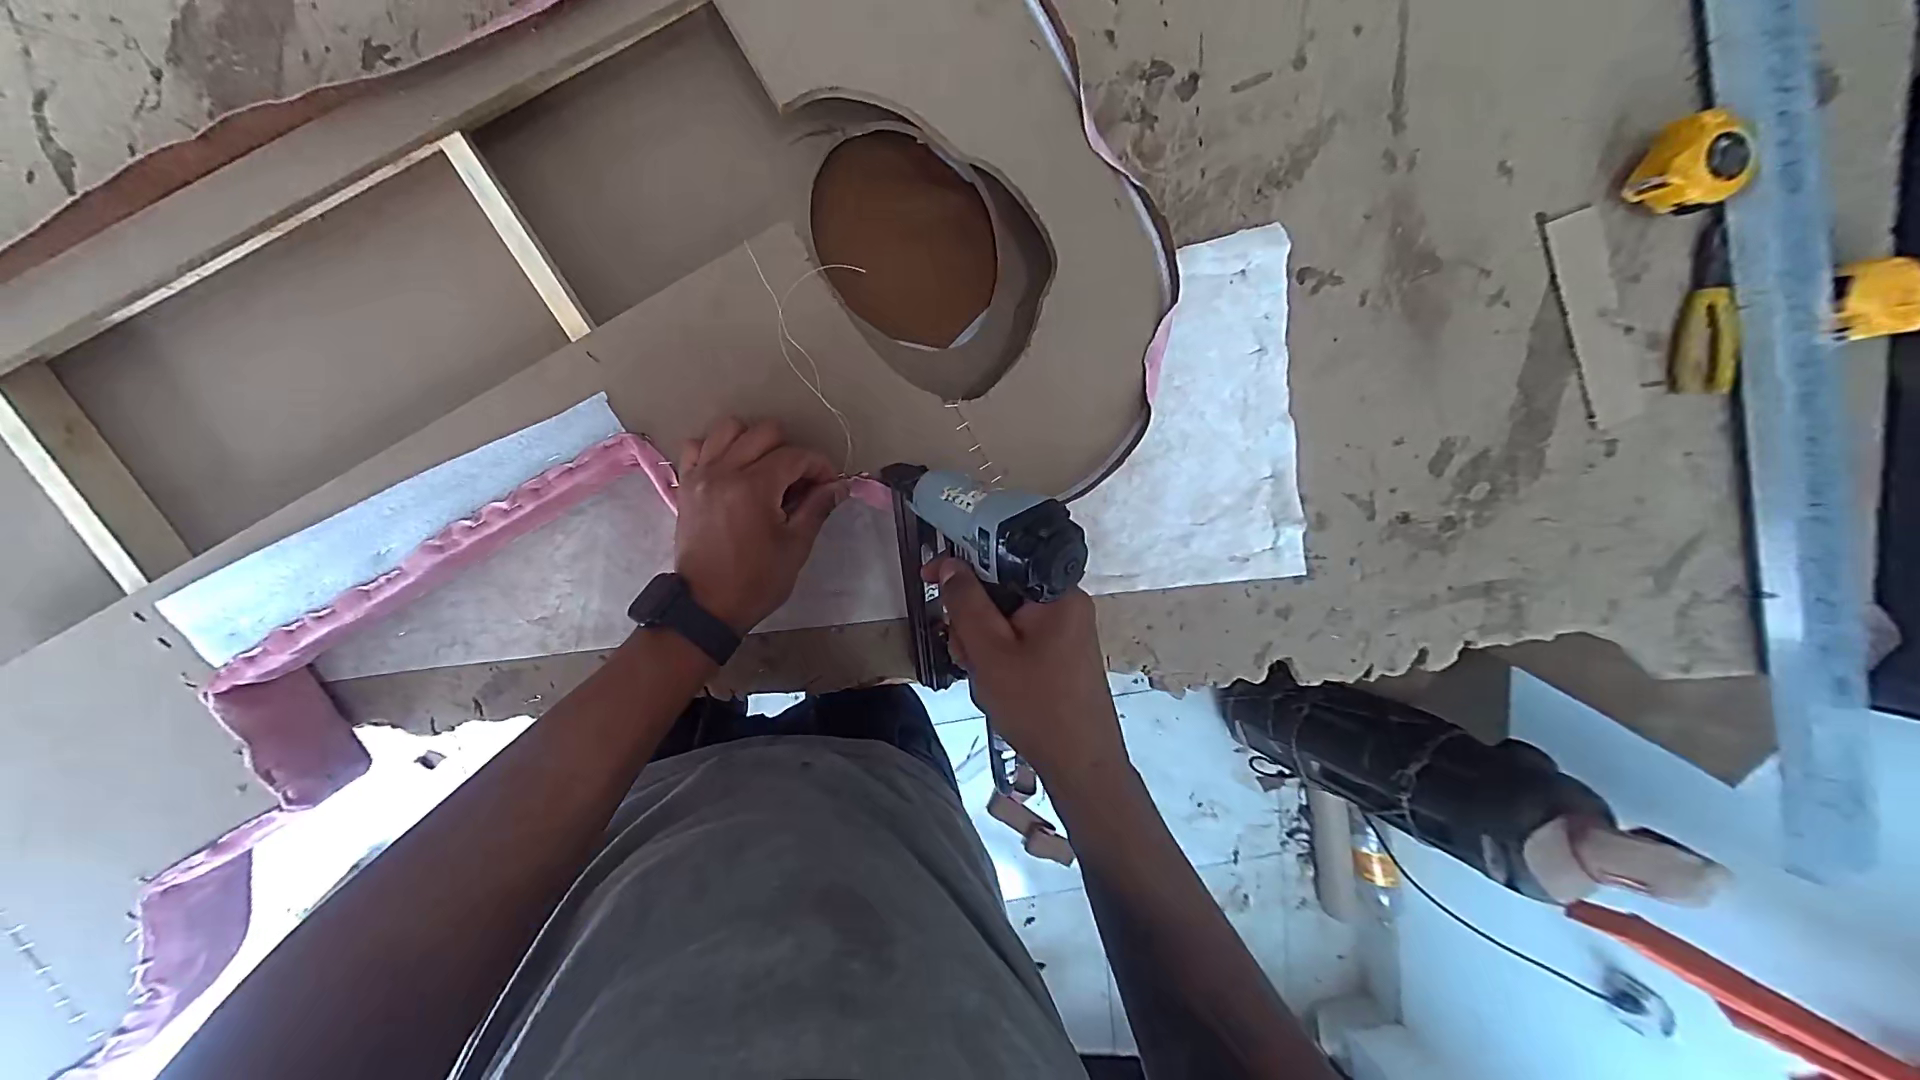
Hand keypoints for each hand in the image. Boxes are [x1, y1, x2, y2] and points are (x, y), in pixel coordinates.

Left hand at [672, 418, 848, 633]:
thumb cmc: (756, 580)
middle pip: (764, 433)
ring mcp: (700, 475)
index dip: (819, 466)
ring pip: (729, 429)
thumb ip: (817, 507)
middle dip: (790, 451)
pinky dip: (718, 449)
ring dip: (753, 442)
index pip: (795, 456)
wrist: (707, 604)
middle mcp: (724, 471)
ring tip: (765, 470)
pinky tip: (732, 470)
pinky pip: (698, 446)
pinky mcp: (686, 484)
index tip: (829, 484)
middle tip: (799, 481)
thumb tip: (840, 485)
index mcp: (753, 487)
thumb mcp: (796, 545)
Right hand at [924, 556, 1126, 787]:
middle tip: (964, 652)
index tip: (928, 577)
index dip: (962, 564)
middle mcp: (1065, 604)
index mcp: (1057, 592)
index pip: (1003, 557)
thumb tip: (949, 565)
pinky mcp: (1060, 655)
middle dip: (972, 619)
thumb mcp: (990, 651)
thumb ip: (965, 602)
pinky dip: (999, 657)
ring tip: (981, 677)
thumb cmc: (1036, 705)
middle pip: (1001, 592)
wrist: (1081, 765)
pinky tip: (994, 685)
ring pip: (1006, 620)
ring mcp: (1064, 632)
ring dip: (982, 644)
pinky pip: (1019, 641)